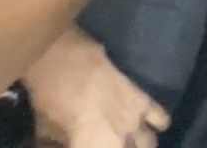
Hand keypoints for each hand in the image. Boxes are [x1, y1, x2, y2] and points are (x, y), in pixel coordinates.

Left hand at [24, 27, 167, 147]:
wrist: (72, 66)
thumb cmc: (53, 103)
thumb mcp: (46, 134)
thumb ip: (57, 145)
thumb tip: (63, 145)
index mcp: (96, 145)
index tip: (83, 145)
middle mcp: (123, 135)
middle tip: (106, 145)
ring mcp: (138, 117)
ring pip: (149, 142)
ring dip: (140, 146)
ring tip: (131, 146)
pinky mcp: (146, 101)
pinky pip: (161, 118)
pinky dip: (158, 126)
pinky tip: (149, 130)